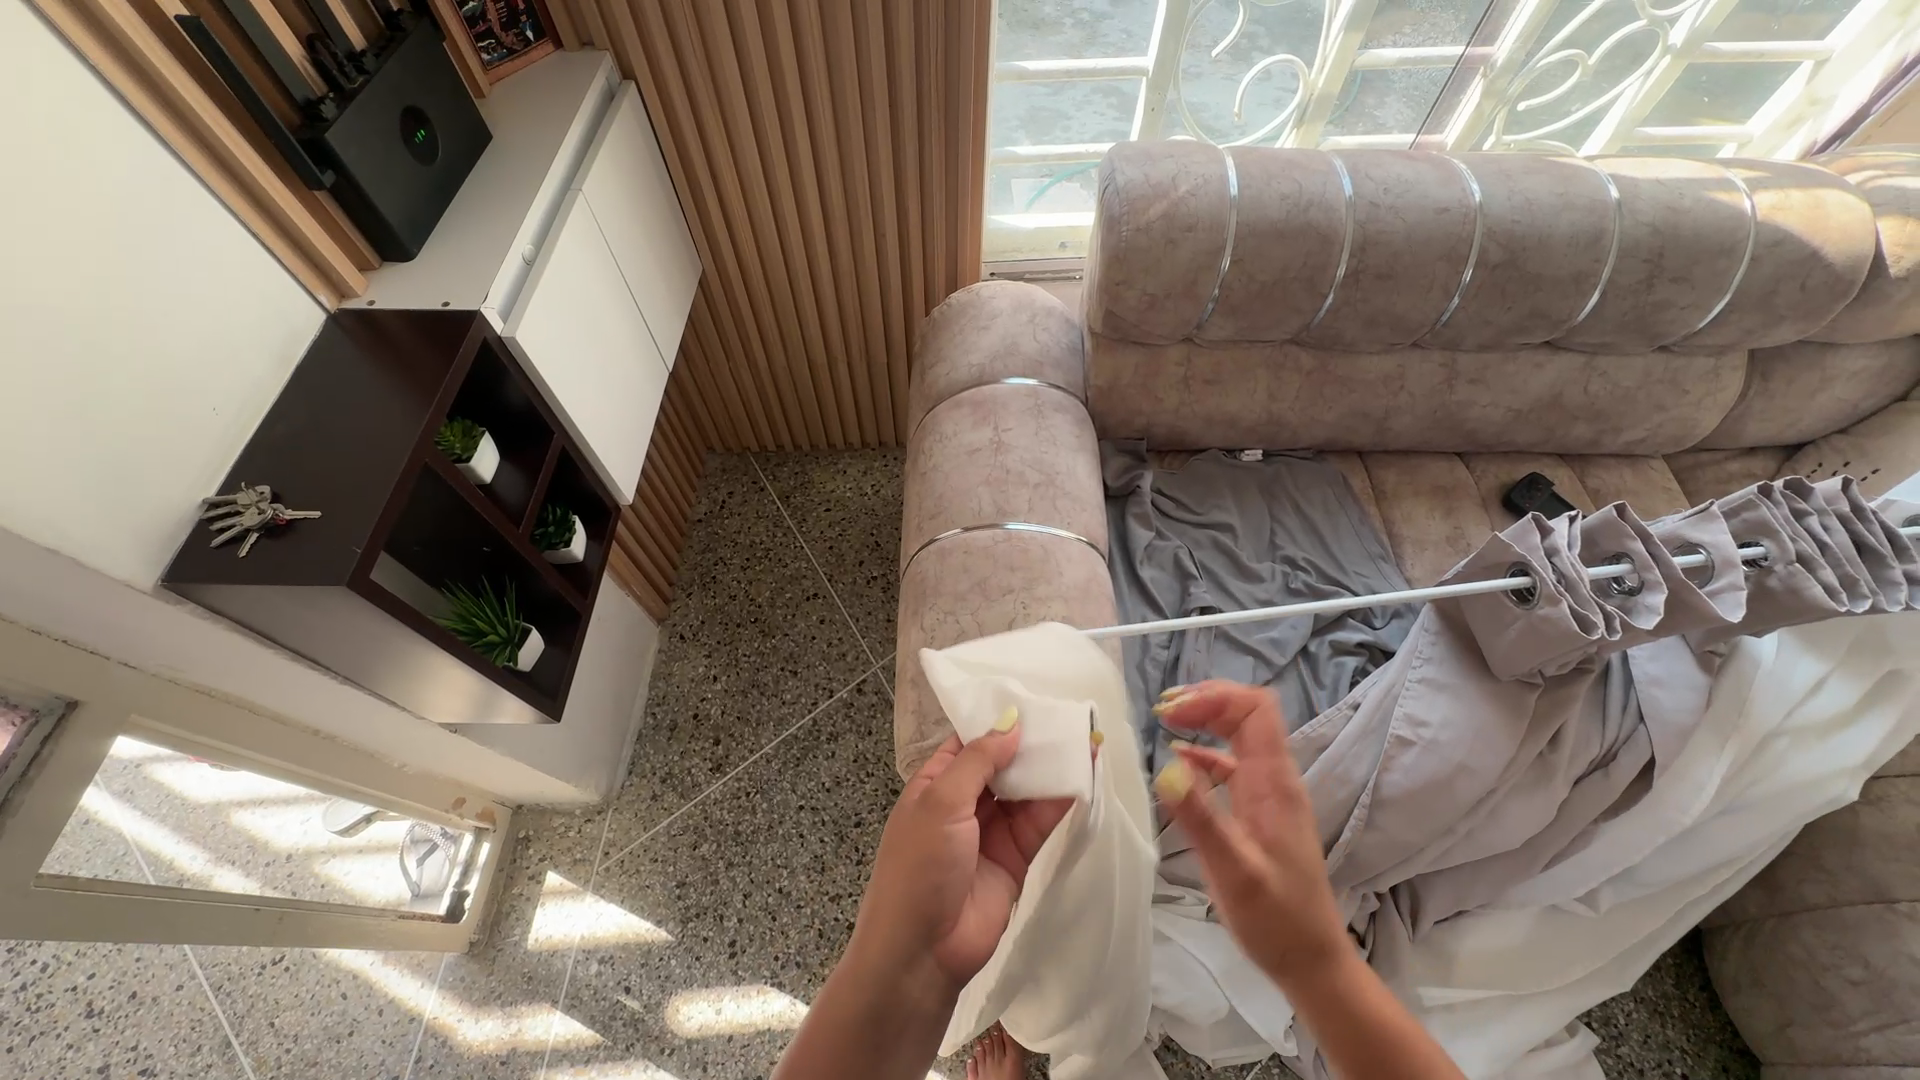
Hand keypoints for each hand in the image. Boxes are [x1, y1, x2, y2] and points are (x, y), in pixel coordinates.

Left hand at [850, 720, 1076, 993]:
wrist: (923, 951)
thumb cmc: (919, 866)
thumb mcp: (941, 802)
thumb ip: (979, 761)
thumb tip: (1011, 723)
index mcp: (935, 784)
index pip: (969, 743)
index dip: (998, 723)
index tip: (1032, 701)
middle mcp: (963, 803)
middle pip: (1002, 764)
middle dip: (1030, 744)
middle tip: (1067, 716)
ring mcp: (991, 831)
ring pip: (1025, 790)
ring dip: (1050, 768)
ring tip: (1084, 738)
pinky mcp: (1016, 857)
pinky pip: (1040, 820)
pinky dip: (1060, 799)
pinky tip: (1083, 774)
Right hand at [1152, 681, 1349, 987]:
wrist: (1311, 960)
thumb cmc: (1276, 918)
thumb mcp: (1234, 871)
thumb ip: (1200, 818)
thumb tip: (1166, 766)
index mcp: (1274, 783)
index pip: (1256, 709)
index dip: (1215, 697)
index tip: (1173, 713)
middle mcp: (1275, 779)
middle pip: (1247, 713)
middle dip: (1206, 700)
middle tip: (1164, 710)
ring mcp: (1269, 794)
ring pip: (1240, 735)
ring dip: (1206, 720)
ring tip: (1166, 722)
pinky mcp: (1259, 811)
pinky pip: (1232, 764)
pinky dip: (1204, 752)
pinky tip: (1178, 761)